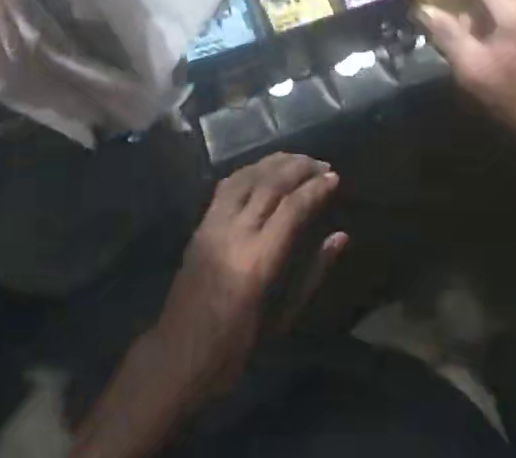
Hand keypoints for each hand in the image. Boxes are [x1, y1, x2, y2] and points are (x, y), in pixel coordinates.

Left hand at [153, 153, 346, 397]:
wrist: (176, 356)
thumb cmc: (235, 347)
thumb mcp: (281, 319)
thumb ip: (312, 273)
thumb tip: (340, 237)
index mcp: (257, 261)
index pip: (292, 208)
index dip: (315, 189)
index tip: (334, 177)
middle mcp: (234, 233)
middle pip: (270, 184)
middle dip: (299, 168)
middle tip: (322, 163)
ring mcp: (213, 225)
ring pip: (246, 177)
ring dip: (274, 162)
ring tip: (298, 159)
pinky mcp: (200, 225)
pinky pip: (226, 186)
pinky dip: (249, 171)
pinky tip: (263, 170)